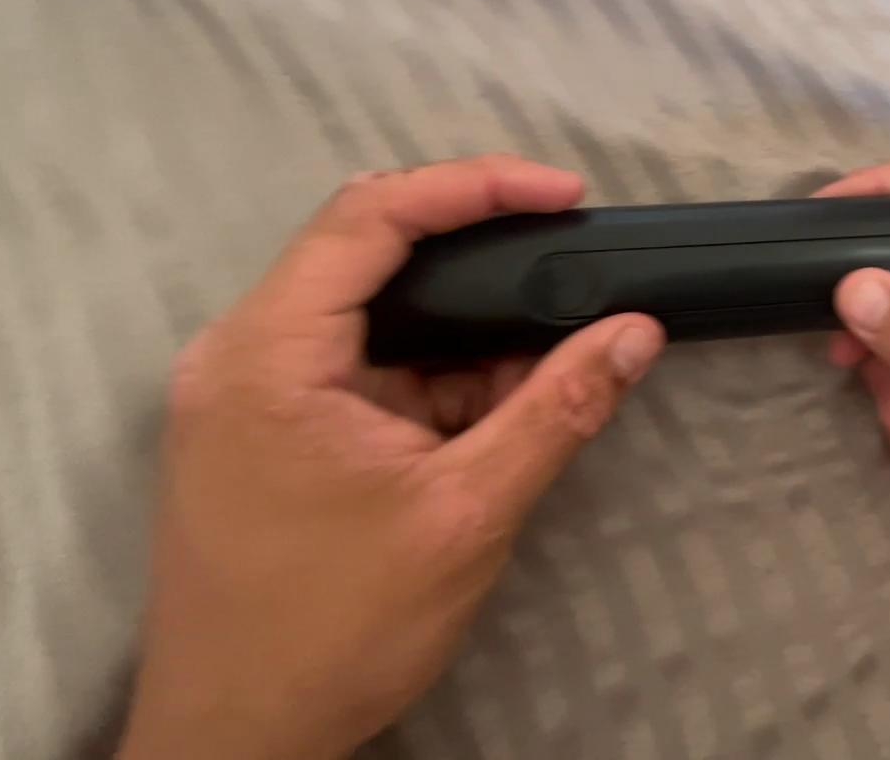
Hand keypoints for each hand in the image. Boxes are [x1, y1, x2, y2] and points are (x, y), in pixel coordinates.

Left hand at [118, 156, 665, 759]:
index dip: (475, 186)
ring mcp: (283, 386)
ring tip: (571, 313)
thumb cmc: (338, 626)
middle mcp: (260, 352)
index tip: (566, 194)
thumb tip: (641, 330)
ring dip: (489, 309)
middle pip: (381, 244)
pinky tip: (531, 378)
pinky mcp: (313, 419)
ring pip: (402, 302)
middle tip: (577, 235)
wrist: (248, 741)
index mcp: (270, 358)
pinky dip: (473, 360)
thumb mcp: (469, 509)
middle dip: (489, 236)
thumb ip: (561, 408)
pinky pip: (406, 356)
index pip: (370, 218)